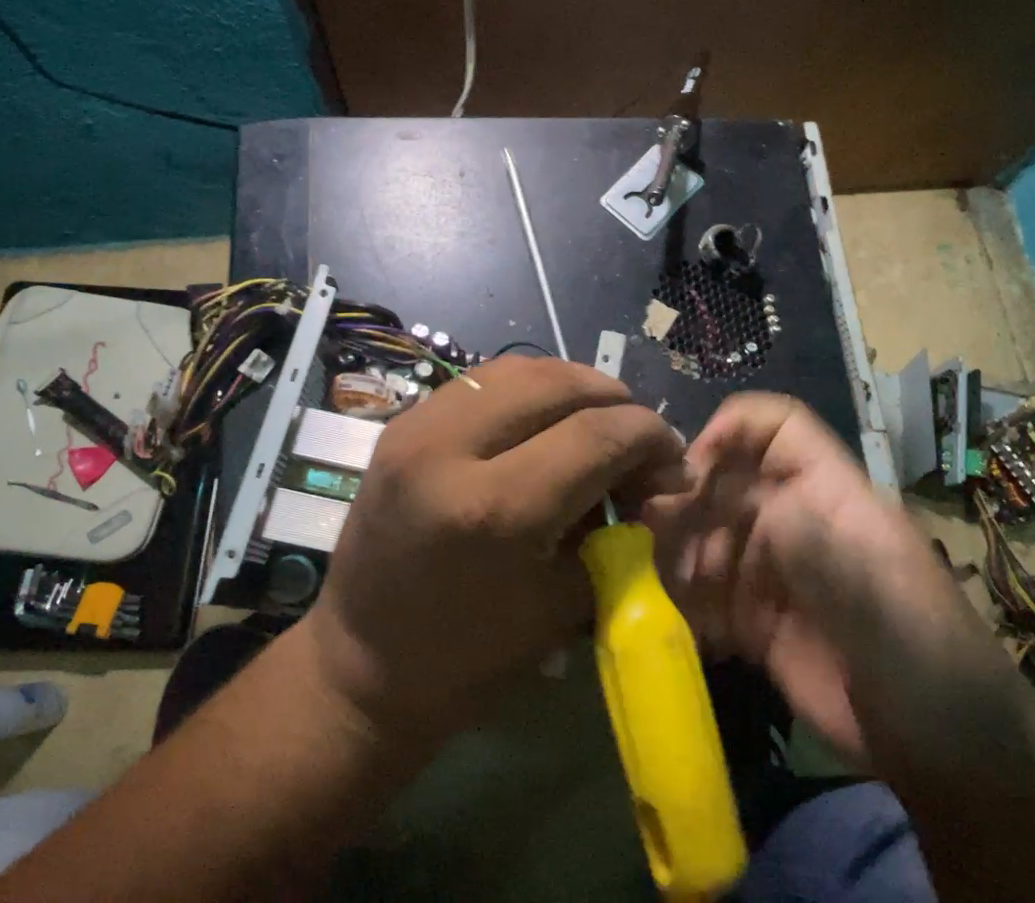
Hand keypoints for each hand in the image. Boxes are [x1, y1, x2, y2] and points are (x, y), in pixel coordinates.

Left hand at [307, 356, 686, 734]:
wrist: (360, 665)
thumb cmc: (469, 659)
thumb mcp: (563, 603)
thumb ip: (619, 531)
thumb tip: (658, 480)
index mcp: (495, 508)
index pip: (597, 434)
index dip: (651, 436)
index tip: (674, 460)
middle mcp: (449, 449)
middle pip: (558, 383)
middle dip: (616, 401)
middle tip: (639, 441)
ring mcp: (415, 428)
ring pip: (518, 370)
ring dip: (573, 389)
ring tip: (597, 425)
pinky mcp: (399, 426)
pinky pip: (481, 383)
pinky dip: (528, 394)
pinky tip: (546, 426)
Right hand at [641, 394, 954, 762]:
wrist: (951, 760)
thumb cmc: (933, 671)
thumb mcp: (886, 610)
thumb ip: (825, 556)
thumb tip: (765, 501)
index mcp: (832, 501)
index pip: (776, 430)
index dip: (728, 433)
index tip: (687, 475)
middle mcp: (794, 526)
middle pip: (723, 482)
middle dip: (681, 501)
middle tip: (646, 541)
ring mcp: (772, 576)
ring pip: (703, 538)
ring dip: (672, 556)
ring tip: (656, 590)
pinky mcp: (756, 625)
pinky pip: (702, 597)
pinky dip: (679, 605)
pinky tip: (674, 628)